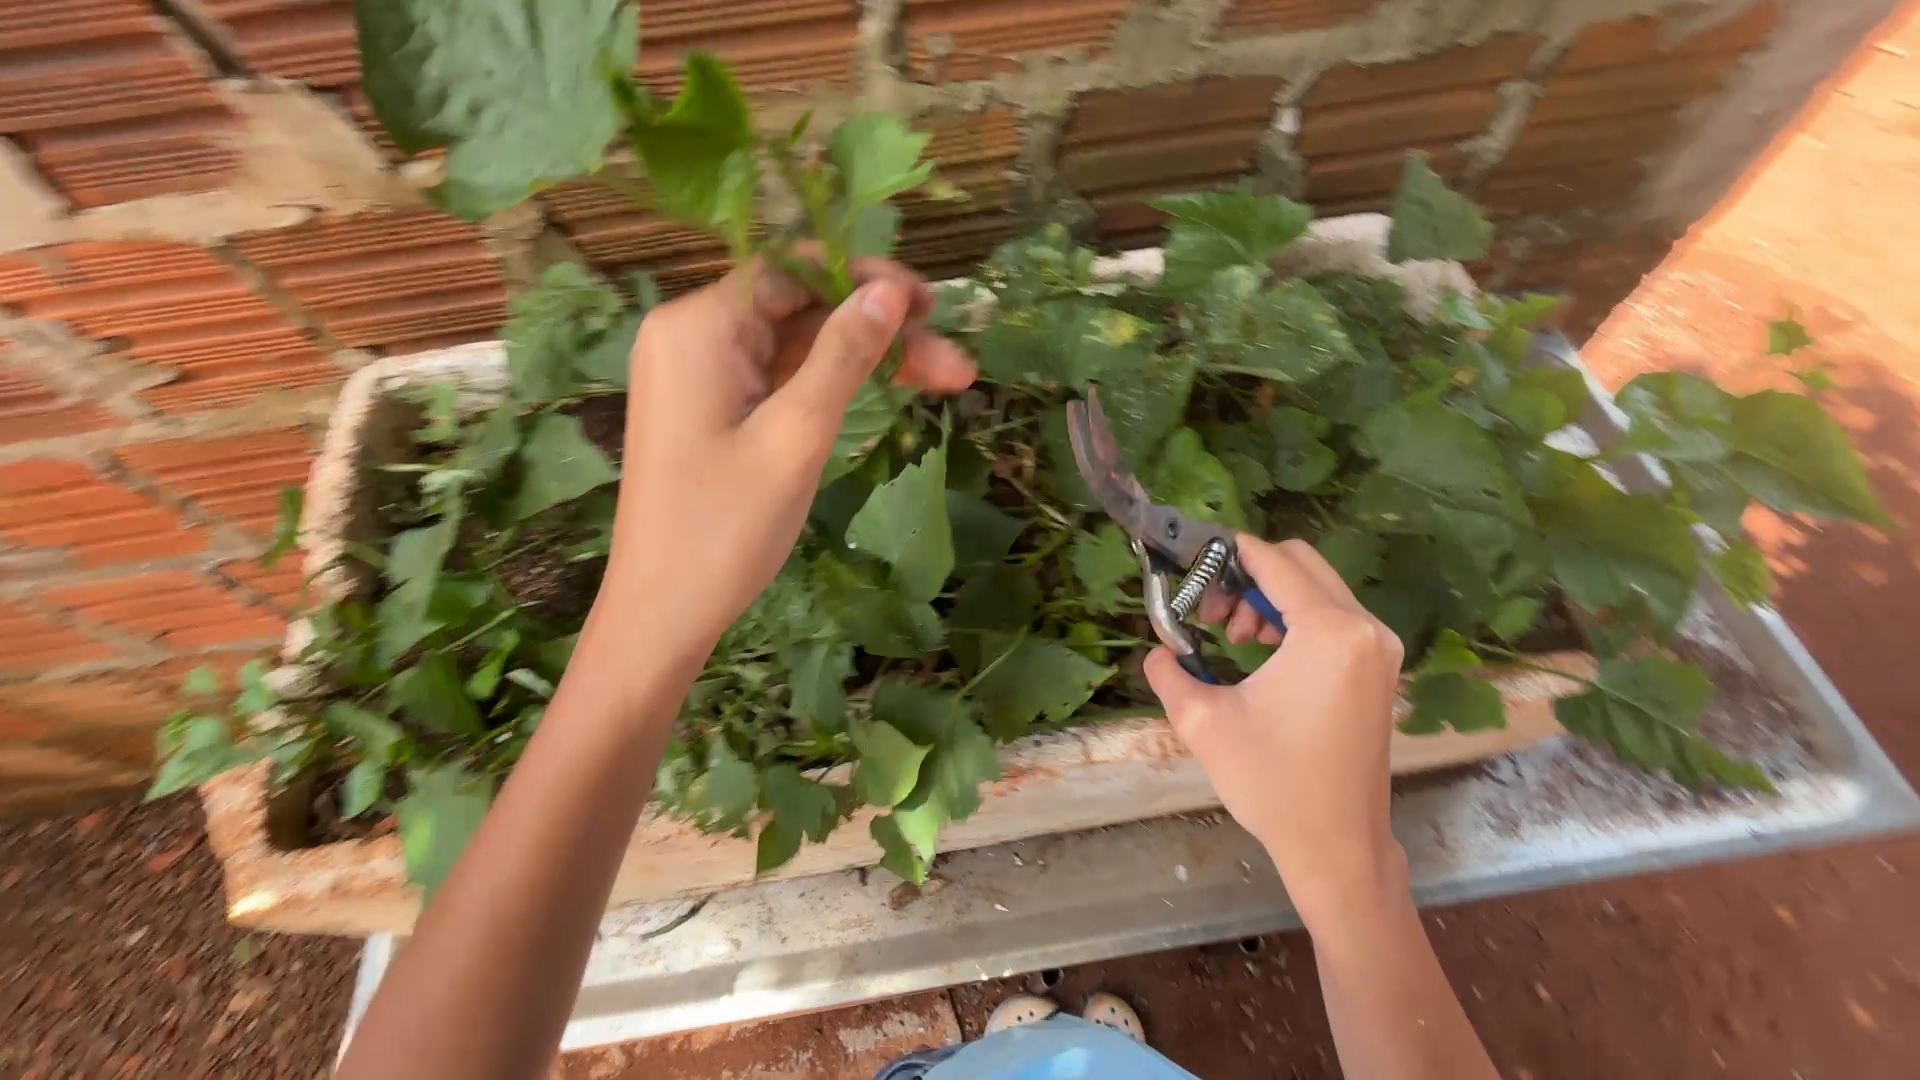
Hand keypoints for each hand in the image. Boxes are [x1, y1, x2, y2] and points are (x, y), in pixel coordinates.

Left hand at [595, 258, 974, 658]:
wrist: (664, 614)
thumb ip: (843, 355)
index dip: (866, 278)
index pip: (793, 269)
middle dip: (878, 330)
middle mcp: (693, 337)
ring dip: (865, 360)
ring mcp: (701, 376)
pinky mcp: (713, 411)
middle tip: (953, 364)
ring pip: (797, 346)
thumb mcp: (796, 436)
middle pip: (801, 308)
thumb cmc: (725, 529)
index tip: (929, 306)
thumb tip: (888, 294)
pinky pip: (779, 379)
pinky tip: (886, 393)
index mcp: (699, 327)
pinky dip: (831, 385)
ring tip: (944, 382)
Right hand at [1144, 537, 1406, 922]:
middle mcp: (1365, 629)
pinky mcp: (1380, 670)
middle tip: (1212, 613)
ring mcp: (1380, 649)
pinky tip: (1266, 653)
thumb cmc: (1271, 782)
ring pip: (1318, 588)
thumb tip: (1158, 649)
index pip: (1274, 562)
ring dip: (1271, 597)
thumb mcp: (1201, 720)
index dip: (1227, 553)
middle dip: (1248, 576)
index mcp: (1330, 632)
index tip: (1192, 560)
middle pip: (1301, 563)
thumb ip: (1169, 670)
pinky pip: (1335, 617)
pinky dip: (1296, 618)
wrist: (1335, 845)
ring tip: (1236, 638)